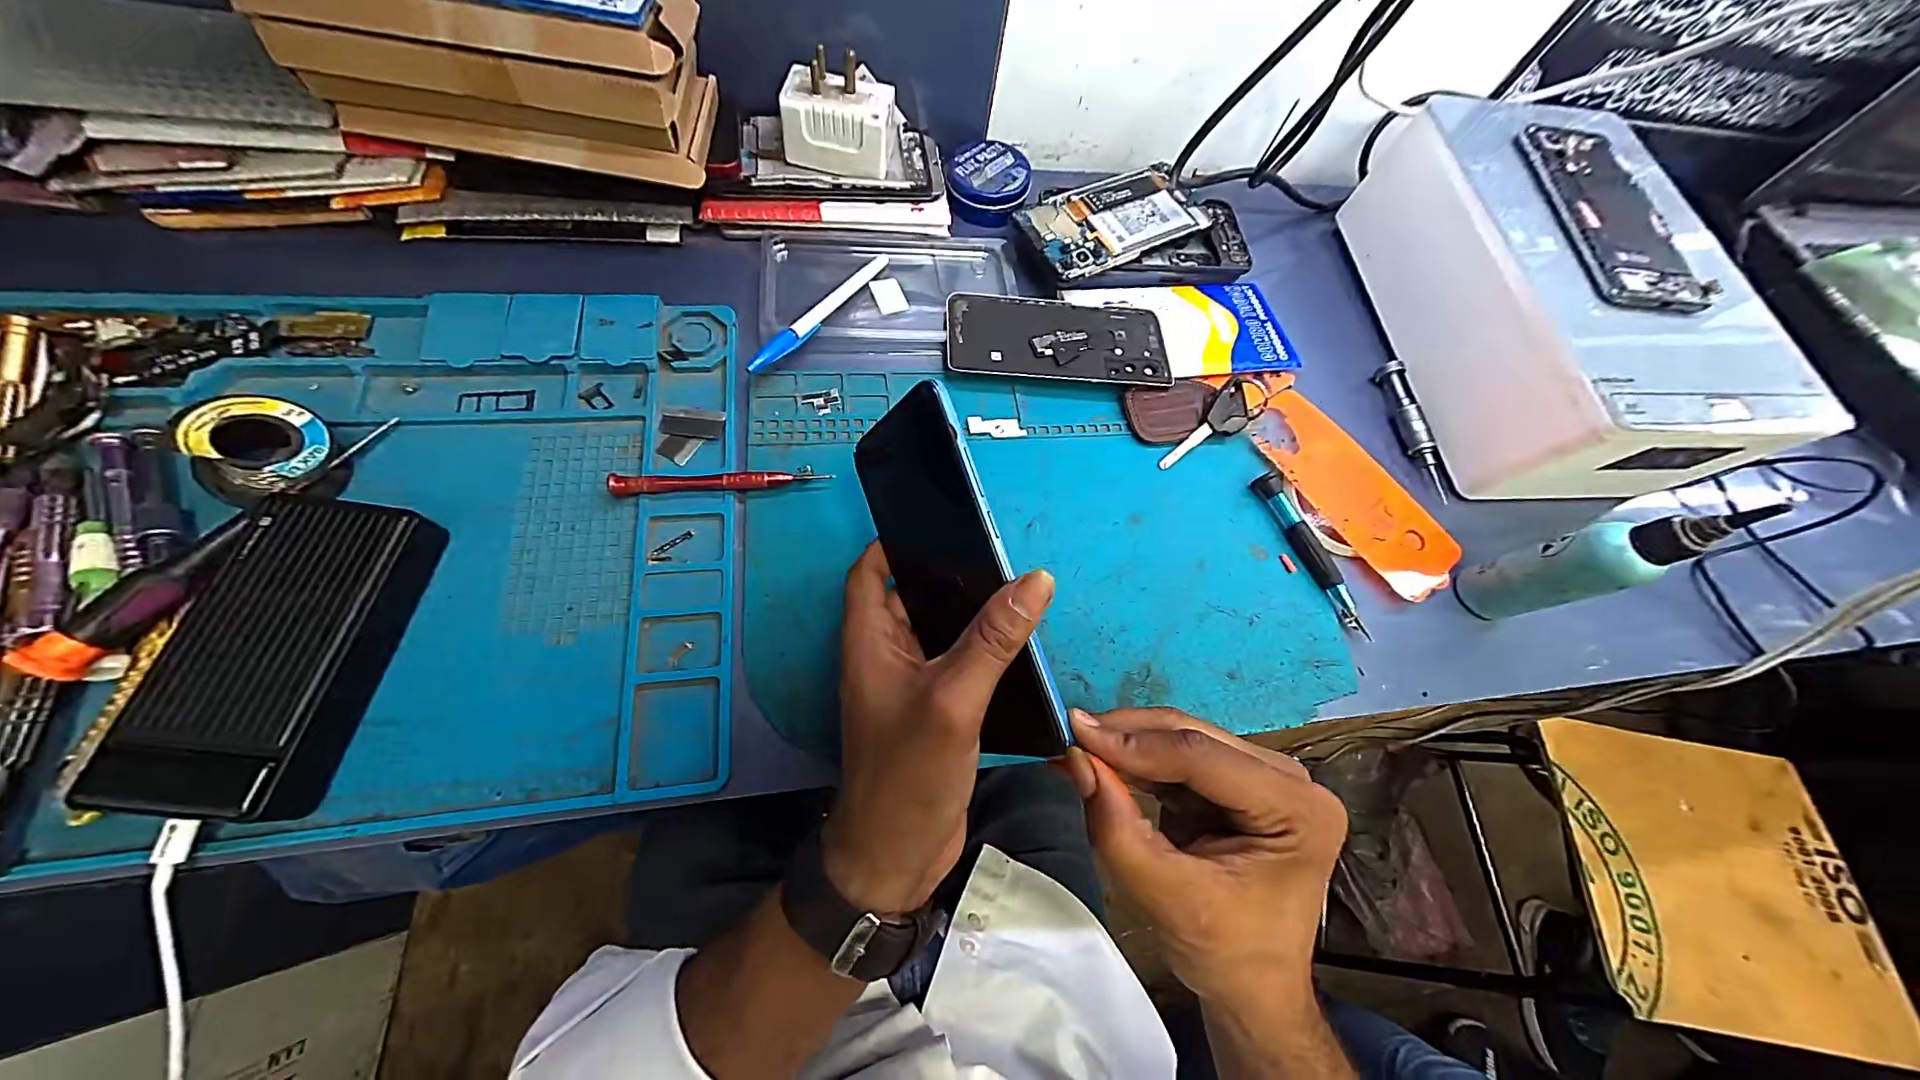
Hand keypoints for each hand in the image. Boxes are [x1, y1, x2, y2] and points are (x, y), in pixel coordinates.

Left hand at [824, 542, 1054, 915]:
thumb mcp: (954, 699)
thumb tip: (1034, 581)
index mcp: (869, 640)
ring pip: (938, 631)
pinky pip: (955, 663)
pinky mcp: (934, 709)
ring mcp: (909, 683)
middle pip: (912, 596)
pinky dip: (980, 649)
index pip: (870, 571)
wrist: (897, 857)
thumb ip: (992, 639)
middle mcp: (884, 654)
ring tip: (1016, 590)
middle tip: (1000, 554)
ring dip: (970, 614)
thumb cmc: (909, 774)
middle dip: (948, 575)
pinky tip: (1016, 643)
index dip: (897, 541)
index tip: (943, 522)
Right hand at [1060, 707, 1346, 1009]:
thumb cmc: (1225, 953)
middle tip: (1074, 733)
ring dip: (1130, 743)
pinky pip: (1179, 757)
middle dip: (1129, 734)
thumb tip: (1077, 760)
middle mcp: (1289, 780)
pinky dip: (1138, 760)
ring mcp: (1265, 778)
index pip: (1203, 757)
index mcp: (1297, 809)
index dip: (1135, 743)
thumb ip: (1116, 827)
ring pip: (1183, 739)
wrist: (1252, 988)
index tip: (1078, 734)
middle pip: (1195, 737)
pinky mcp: (1237, 783)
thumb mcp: (1164, 895)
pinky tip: (1104, 760)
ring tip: (1082, 746)